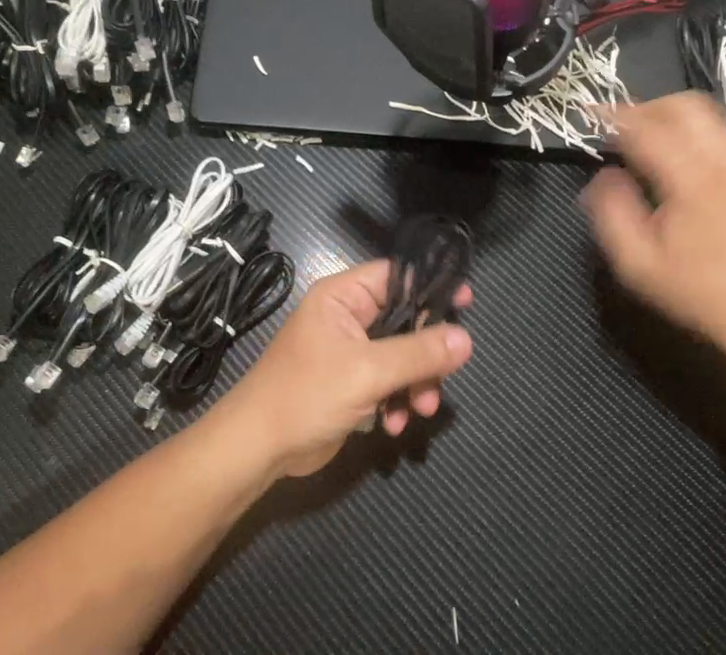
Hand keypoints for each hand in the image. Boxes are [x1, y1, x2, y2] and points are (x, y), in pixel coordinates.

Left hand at [214, 260, 473, 477]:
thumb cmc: (306, 395)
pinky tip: (393, 425)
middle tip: (440, 379)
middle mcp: (347, 318)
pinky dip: (397, 401)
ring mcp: (348, 352)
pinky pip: (388, 382)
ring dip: (415, 383)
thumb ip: (419, 354)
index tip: (466, 302)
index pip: (396, 276)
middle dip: (425, 353)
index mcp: (342, 297)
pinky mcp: (350, 383)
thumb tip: (466, 339)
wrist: (259, 447)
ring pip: (402, 356)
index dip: (431, 287)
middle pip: (405, 320)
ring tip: (418, 410)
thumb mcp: (367, 372)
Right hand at [580, 93, 725, 388]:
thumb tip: (602, 176)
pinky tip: (678, 161)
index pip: (645, 126)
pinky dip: (693, 132)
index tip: (587, 114)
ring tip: (644, 139)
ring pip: (708, 115)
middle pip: (684, 104)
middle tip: (617, 125)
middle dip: (646, 107)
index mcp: (692, 177)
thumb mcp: (638, 265)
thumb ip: (610, 212)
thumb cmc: (702, 295)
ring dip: (671, 117)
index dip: (612, 115)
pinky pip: (723, 134)